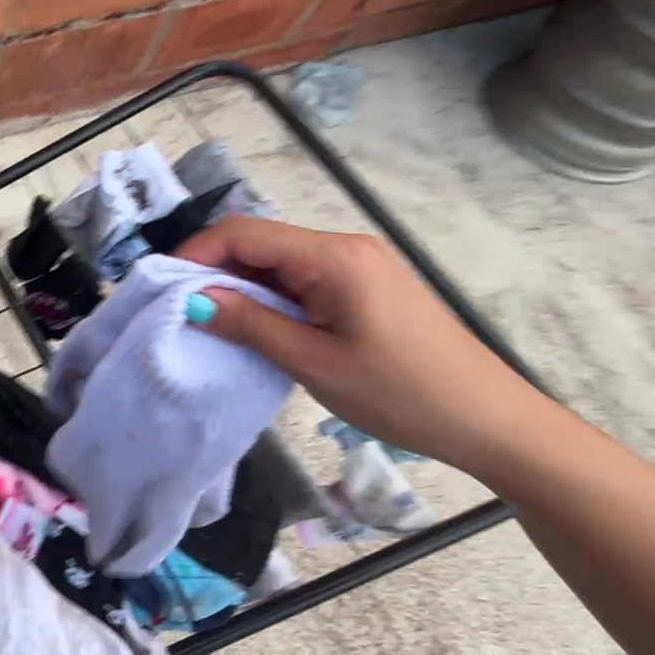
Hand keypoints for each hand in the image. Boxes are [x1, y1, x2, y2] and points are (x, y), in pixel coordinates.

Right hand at [174, 217, 554, 471]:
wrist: (490, 421)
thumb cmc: (401, 393)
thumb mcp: (313, 361)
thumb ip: (249, 323)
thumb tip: (190, 298)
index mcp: (333, 257)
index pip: (244, 233)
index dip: (196, 253)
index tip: (164, 289)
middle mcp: (343, 248)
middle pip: (258, 241)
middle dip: (212, 269)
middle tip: (179, 309)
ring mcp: (356, 265)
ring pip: (276, 261)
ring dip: (239, 285)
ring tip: (210, 322)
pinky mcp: (363, 286)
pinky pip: (299, 278)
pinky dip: (267, 296)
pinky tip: (255, 326)